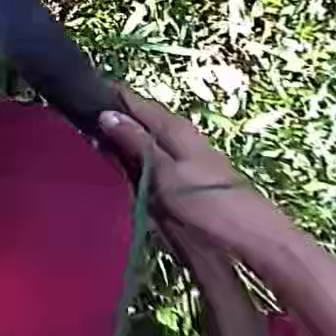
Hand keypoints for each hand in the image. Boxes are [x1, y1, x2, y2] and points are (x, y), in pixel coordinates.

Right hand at [98, 83, 292, 254]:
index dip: (106, 94)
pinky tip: (125, 171)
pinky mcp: (189, 173)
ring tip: (95, 148)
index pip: (132, 98)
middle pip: (138, 117)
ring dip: (123, 141)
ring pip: (145, 137)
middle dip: (111, 119)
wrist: (259, 241)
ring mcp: (187, 153)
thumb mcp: (164, 173)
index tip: (76, 98)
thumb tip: (106, 113)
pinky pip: (154, 156)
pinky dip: (137, 158)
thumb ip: (136, 143)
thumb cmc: (210, 205)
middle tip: (80, 127)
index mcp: (173, 125)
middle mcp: (180, 132)